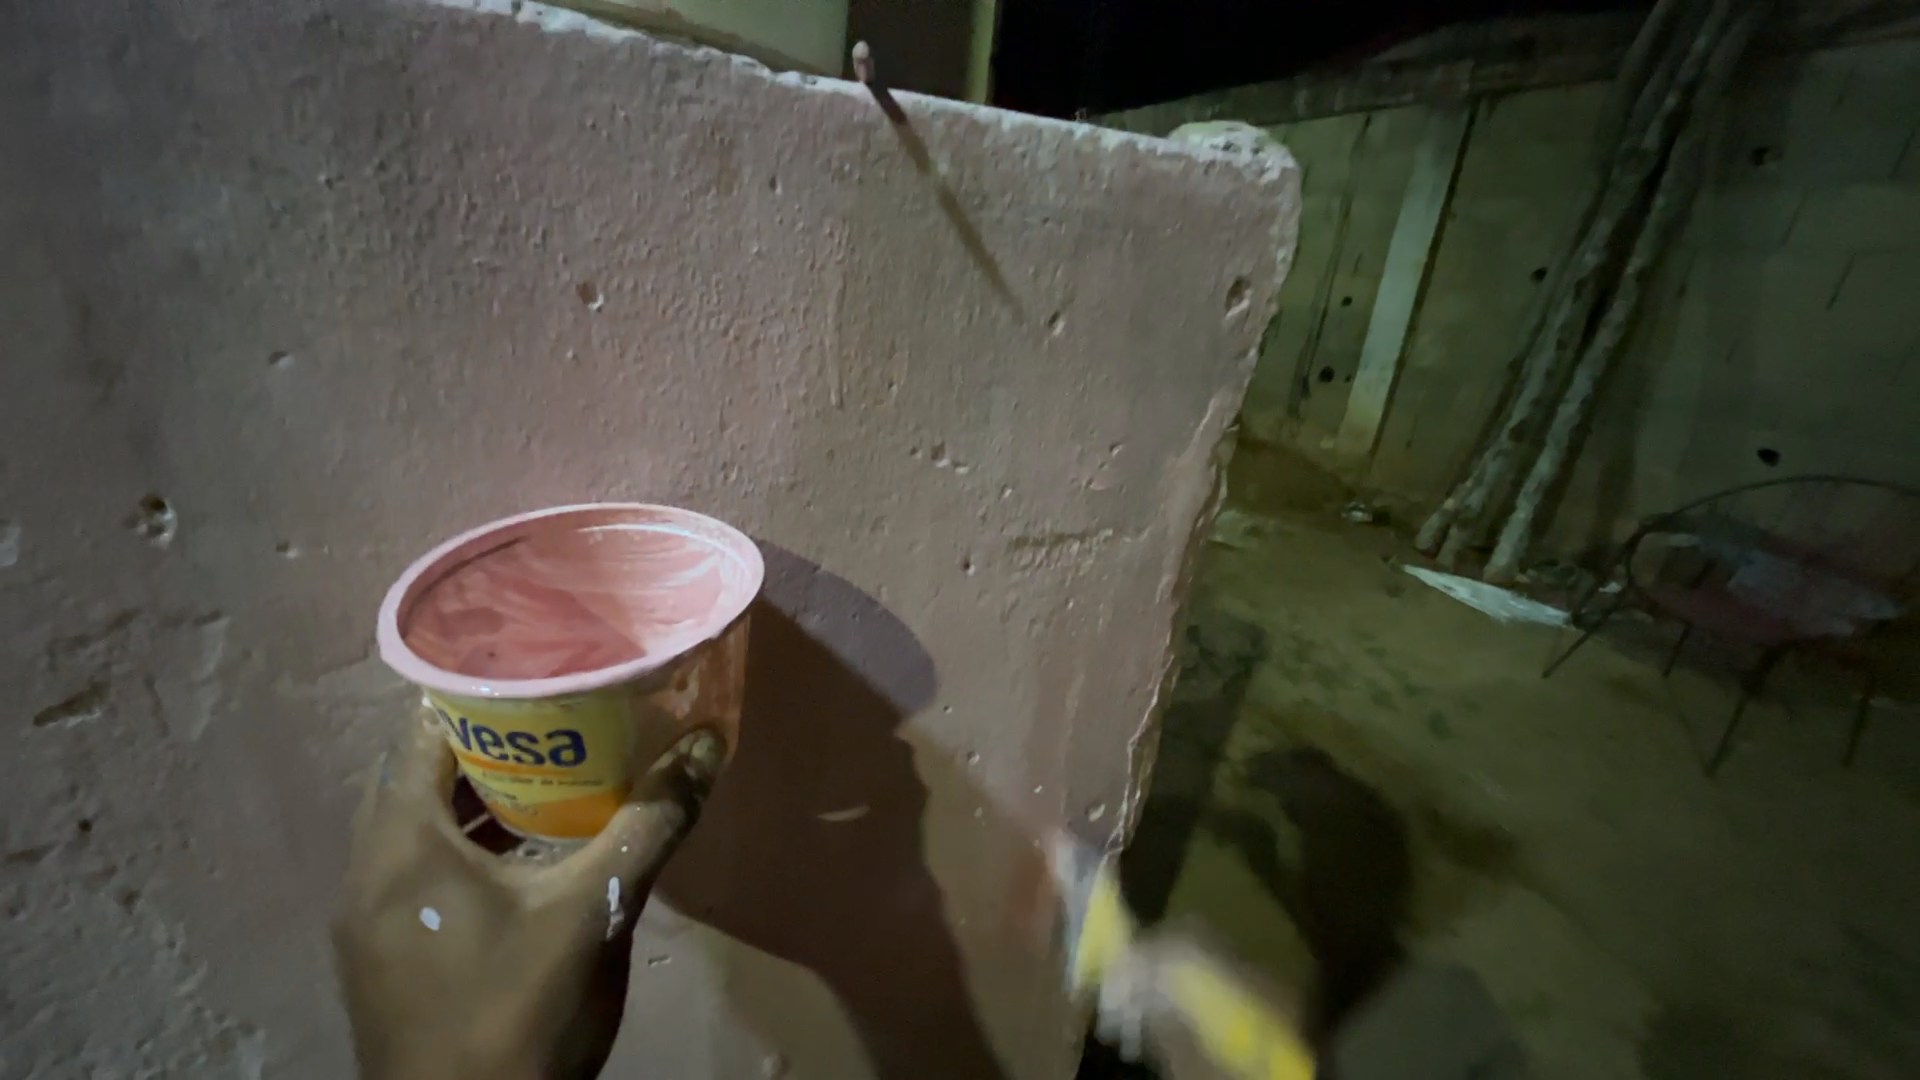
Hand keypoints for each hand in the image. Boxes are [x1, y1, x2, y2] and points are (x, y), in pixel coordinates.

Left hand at [332, 712, 720, 1079]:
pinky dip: (480, 831)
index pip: (423, 735)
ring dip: (489, 785)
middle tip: (567, 704)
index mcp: (400, 851)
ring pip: (428, 818)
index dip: (479, 689)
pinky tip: (540, 837)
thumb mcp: (596, 909)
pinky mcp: (398, 947)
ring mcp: (379, 917)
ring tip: (564, 756)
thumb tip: (709, 744)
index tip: (542, 661)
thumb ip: (652, 821)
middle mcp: (372, 873)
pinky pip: (433, 858)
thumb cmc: (520, 1014)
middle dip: (495, 733)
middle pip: (426, 771)